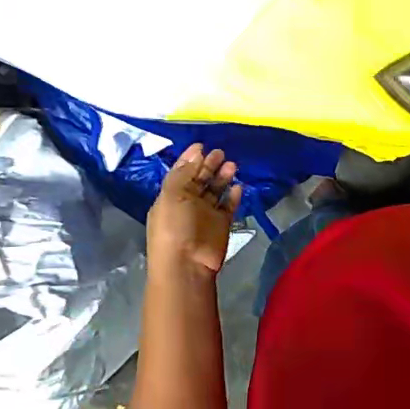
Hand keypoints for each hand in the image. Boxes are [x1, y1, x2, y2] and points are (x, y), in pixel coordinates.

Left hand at [147, 144, 242, 276]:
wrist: (187, 263)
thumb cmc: (174, 226)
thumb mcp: (172, 194)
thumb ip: (184, 172)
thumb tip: (196, 152)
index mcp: (171, 195)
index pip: (182, 172)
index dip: (191, 158)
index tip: (202, 145)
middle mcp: (188, 203)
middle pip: (201, 179)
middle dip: (209, 165)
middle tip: (220, 152)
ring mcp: (206, 214)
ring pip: (216, 190)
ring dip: (222, 177)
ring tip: (232, 164)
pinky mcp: (221, 224)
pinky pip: (228, 206)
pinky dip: (233, 195)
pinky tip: (238, 185)